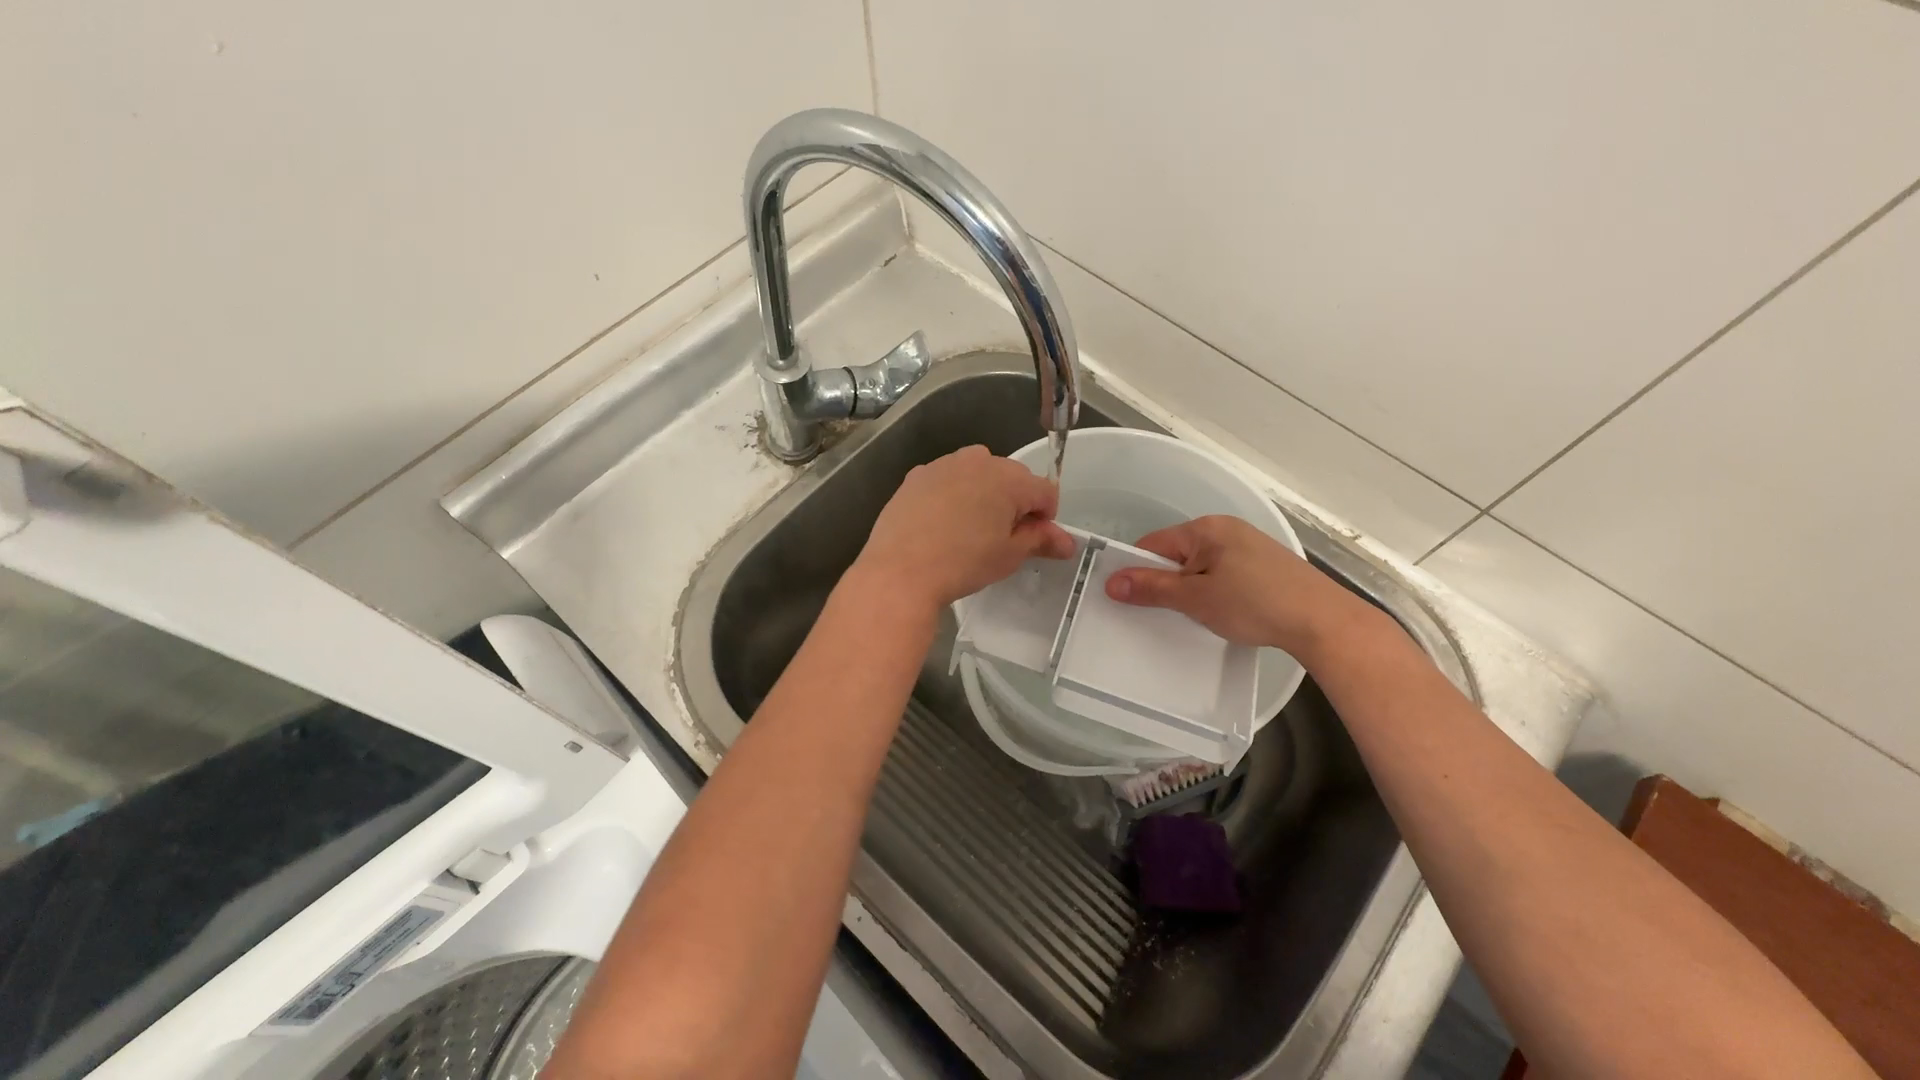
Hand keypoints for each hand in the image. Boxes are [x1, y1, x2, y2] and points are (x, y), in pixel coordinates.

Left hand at [853, 445, 1075, 614]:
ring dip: (983, 494)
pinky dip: (953, 495)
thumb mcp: (1009, 555)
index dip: (1045, 518)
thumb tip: (1067, 542)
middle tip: (1000, 538)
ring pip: (978, 474)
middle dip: (1015, 502)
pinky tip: (940, 524)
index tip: (1031, 541)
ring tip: (970, 530)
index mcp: (1009, 478)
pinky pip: (947, 480)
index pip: (1045, 491)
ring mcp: (943, 465)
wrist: (900, 571)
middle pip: (1012, 477)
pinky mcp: (916, 475)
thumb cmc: (963, 563)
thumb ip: (1040, 540)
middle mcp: (978, 460)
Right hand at [1105, 515, 1378, 660]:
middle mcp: (1226, 529)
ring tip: (1196, 616)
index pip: (1153, 544)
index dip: (1137, 571)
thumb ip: (1152, 588)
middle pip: (1177, 554)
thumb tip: (1112, 581)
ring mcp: (1249, 545)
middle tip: (1164, 614)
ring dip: (1192, 589)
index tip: (1130, 600)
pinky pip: (1224, 574)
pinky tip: (1224, 613)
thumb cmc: (1254, 604)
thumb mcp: (1195, 598)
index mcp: (1205, 529)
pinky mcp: (1266, 565)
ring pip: (1202, 566)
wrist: (1321, 620)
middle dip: (1166, 583)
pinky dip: (1216, 592)